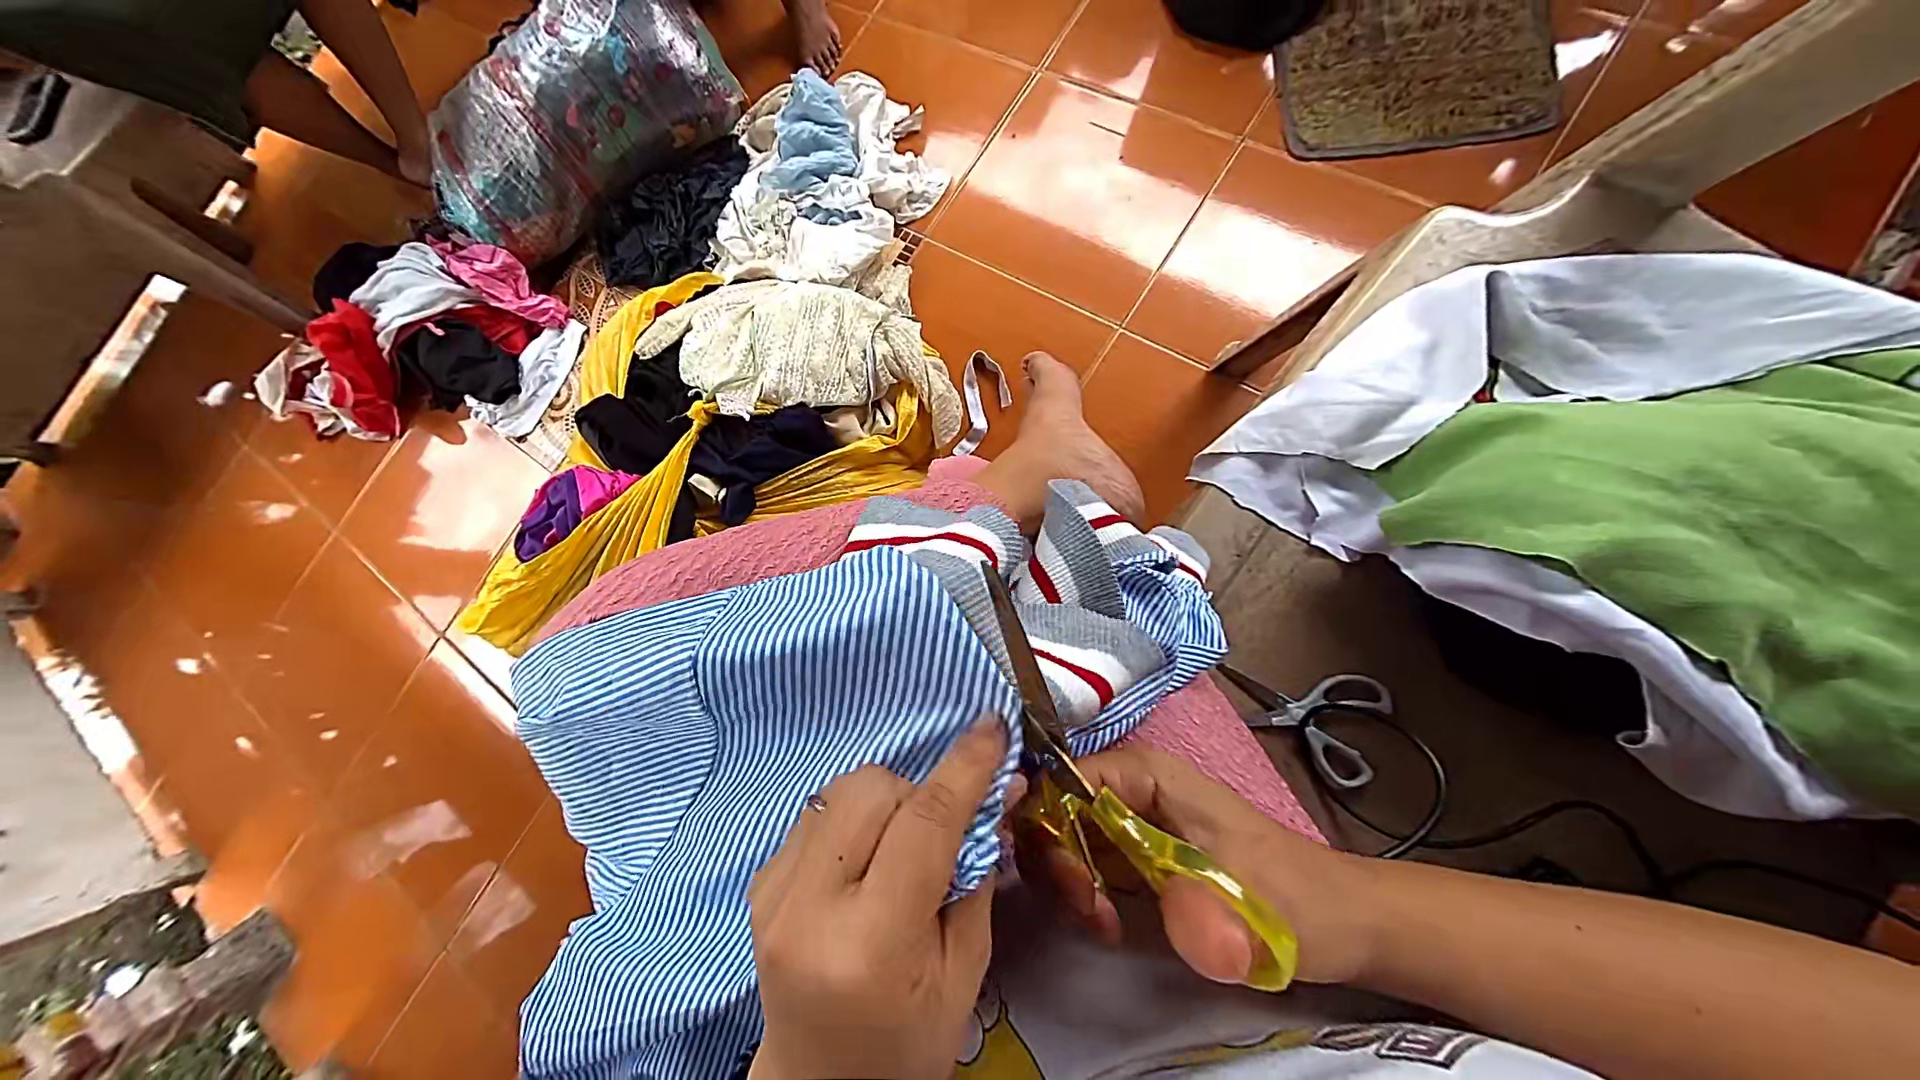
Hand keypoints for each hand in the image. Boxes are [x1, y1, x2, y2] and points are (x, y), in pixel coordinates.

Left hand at [748, 718, 1010, 1079]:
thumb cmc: (907, 1040)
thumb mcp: (964, 968)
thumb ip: (979, 871)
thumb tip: (998, 788)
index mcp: (870, 942)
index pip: (923, 826)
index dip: (964, 769)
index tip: (994, 727)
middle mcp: (808, 907)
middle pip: (871, 789)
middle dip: (916, 795)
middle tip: (934, 839)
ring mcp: (773, 891)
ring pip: (841, 789)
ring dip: (883, 803)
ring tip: (894, 853)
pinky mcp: (758, 881)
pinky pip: (818, 811)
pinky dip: (852, 821)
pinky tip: (859, 865)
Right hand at [1021, 746, 1380, 986]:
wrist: (1334, 922)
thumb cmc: (1295, 899)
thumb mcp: (1248, 904)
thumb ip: (1192, 907)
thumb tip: (1134, 913)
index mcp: (1149, 775)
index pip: (1064, 778)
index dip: (1052, 824)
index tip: (1074, 883)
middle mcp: (1128, 787)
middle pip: (1052, 805)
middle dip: (1054, 859)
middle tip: (1087, 910)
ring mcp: (1126, 818)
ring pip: (1058, 833)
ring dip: (1064, 881)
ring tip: (1102, 922)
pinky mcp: (1129, 850)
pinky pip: (1078, 858)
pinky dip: (1077, 892)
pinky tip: (1105, 923)